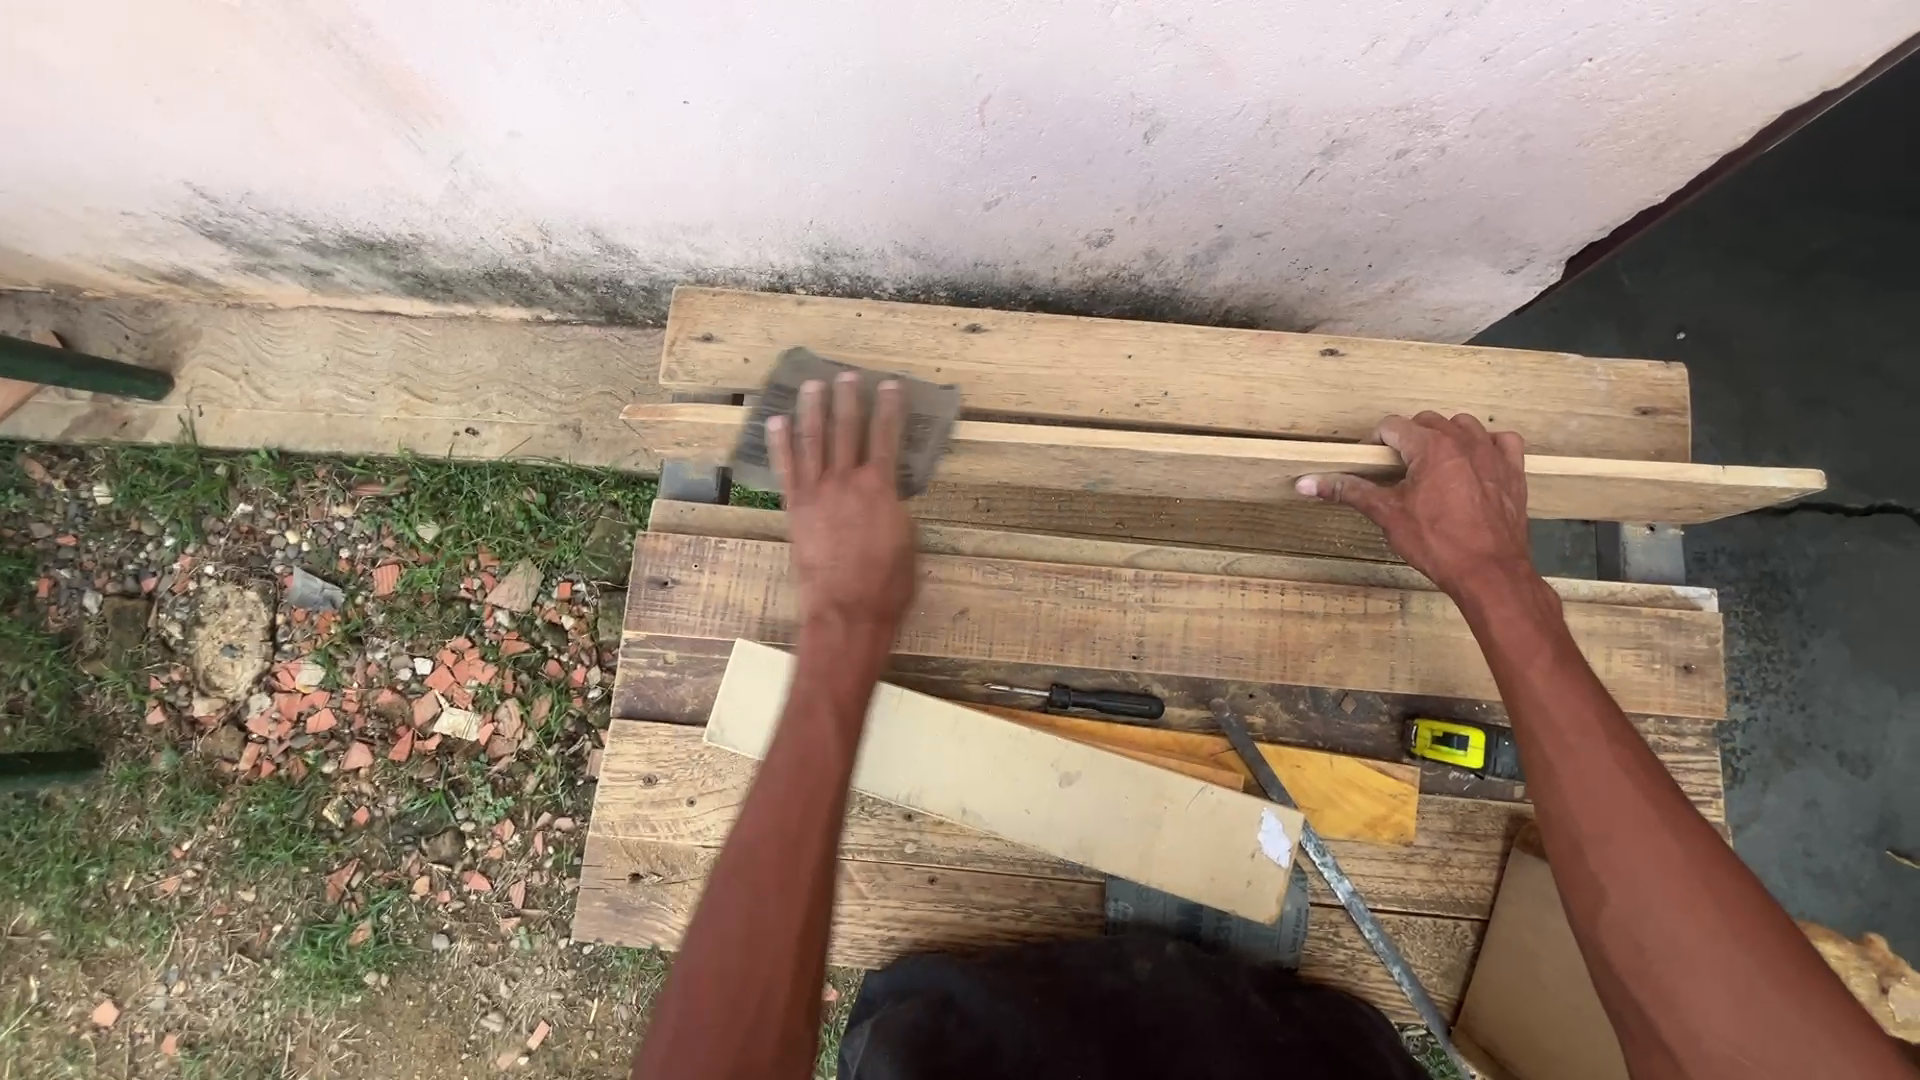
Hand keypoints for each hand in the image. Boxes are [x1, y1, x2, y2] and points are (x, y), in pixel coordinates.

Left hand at [767, 374, 917, 639]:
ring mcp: (817, 493)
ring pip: (814, 441)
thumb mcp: (907, 539)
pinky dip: (781, 444)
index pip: (886, 436)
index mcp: (881, 487)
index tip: (889, 384)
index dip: (889, 407)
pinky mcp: (796, 509)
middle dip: (848, 398)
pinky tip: (777, 423)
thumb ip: (895, 507)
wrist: (848, 610)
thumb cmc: (888, 583)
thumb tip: (888, 492)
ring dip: (813, 410)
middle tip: (846, 373)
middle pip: (847, 429)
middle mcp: (847, 481)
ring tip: (812, 385)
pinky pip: (786, 469)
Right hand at [1297, 412, 1534, 598]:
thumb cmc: (1437, 543)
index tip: (1372, 465)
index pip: (1392, 426)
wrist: (1488, 571)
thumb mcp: (1386, 514)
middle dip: (1407, 440)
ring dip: (1444, 437)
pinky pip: (1501, 441)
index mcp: (1430, 447)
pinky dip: (1485, 445)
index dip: (1375, 444)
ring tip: (1431, 466)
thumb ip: (1348, 490)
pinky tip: (1472, 464)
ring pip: (1462, 425)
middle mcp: (1464, 442)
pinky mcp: (1513, 471)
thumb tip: (1307, 483)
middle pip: (1426, 421)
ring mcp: (1493, 454)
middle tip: (1396, 471)